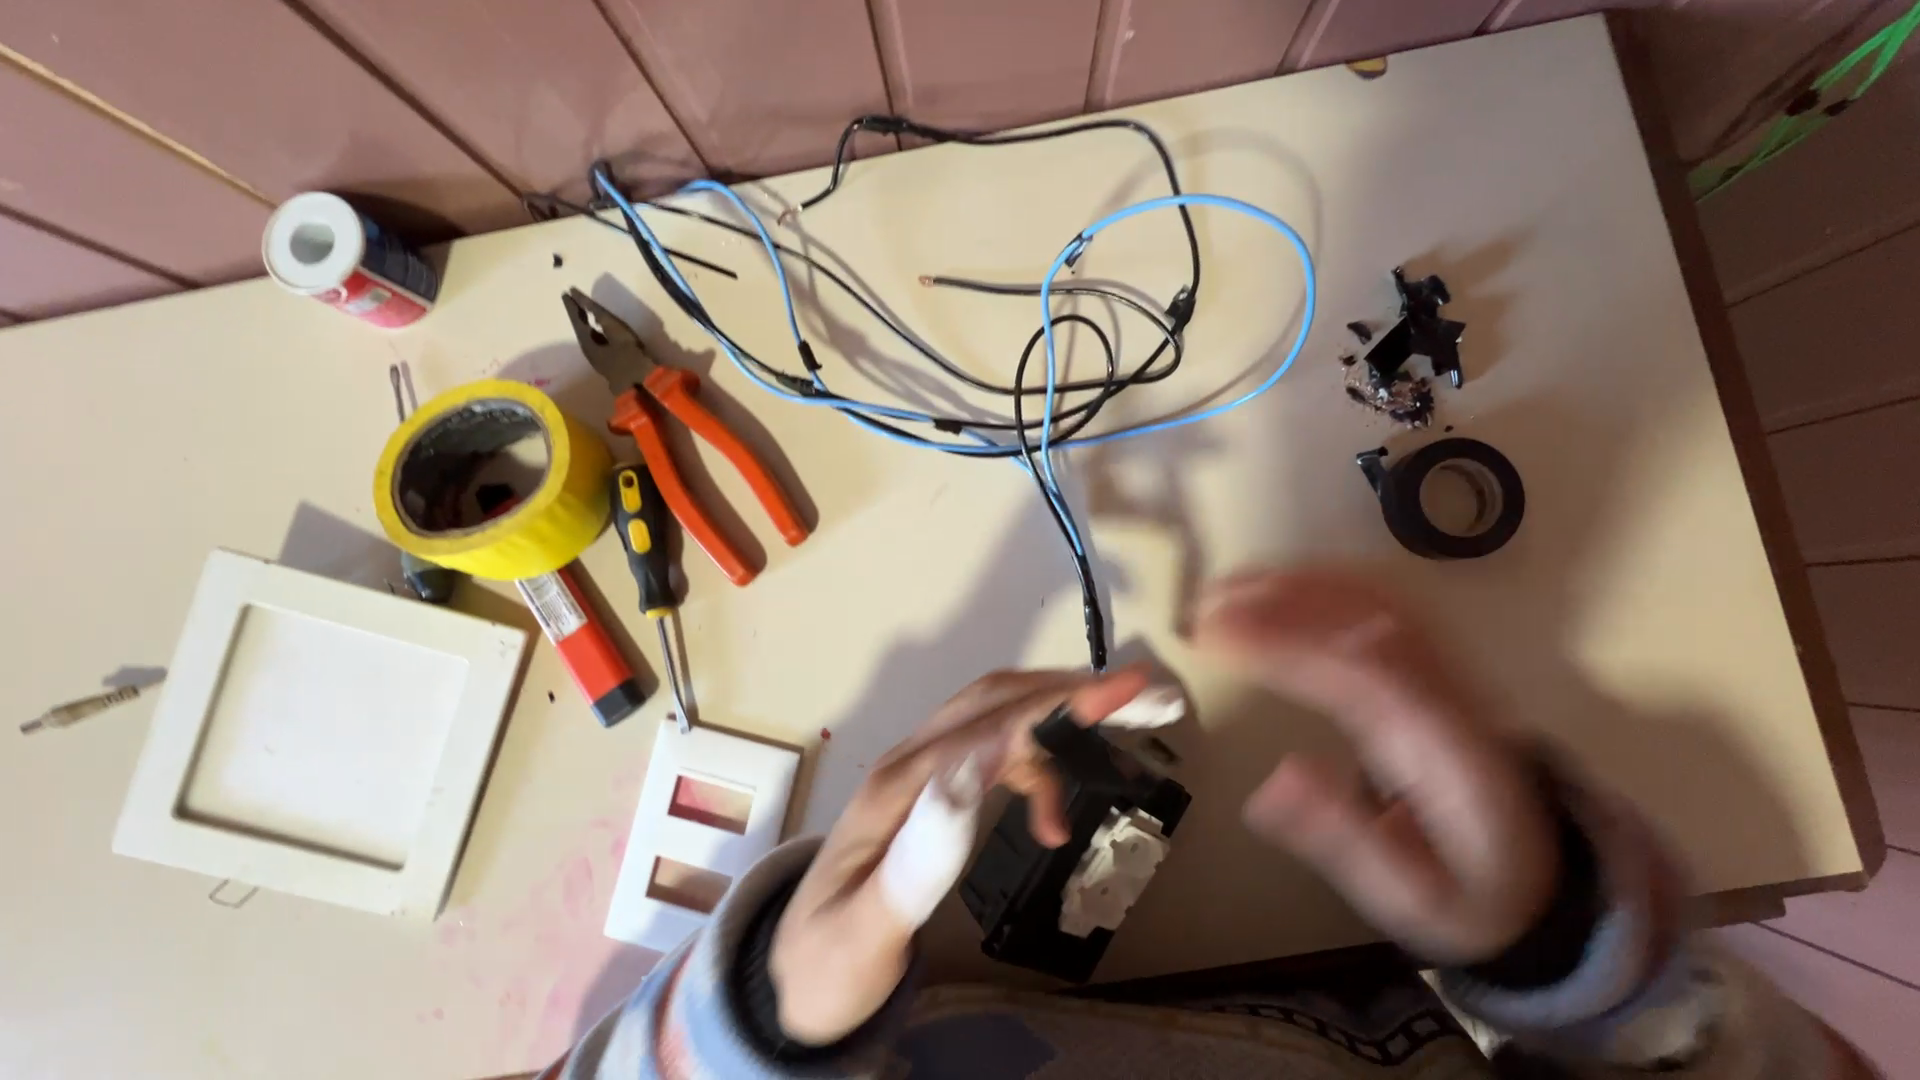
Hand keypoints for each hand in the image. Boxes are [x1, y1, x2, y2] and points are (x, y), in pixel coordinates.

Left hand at [769, 667, 1149, 1044]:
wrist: (796, 969)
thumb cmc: (830, 960)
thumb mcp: (866, 930)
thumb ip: (916, 862)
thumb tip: (969, 777)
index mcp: (898, 787)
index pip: (990, 726)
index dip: (1058, 704)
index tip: (1125, 691)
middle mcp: (910, 762)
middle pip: (998, 700)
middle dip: (1074, 691)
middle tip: (1148, 696)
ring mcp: (921, 771)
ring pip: (1000, 718)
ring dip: (1061, 720)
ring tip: (1124, 742)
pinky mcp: (932, 787)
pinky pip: (995, 754)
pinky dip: (1037, 768)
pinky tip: (1054, 819)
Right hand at [1194, 568, 1558, 964]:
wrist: (1535, 875)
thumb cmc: (1463, 887)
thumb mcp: (1410, 895)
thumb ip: (1343, 840)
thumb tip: (1273, 780)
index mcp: (1443, 751)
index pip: (1364, 675)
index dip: (1288, 644)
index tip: (1219, 637)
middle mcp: (1450, 697)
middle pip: (1371, 620)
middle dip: (1282, 601)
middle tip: (1207, 605)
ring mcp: (1448, 674)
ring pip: (1379, 602)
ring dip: (1299, 583)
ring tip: (1228, 586)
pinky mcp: (1436, 667)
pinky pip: (1386, 606)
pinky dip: (1328, 583)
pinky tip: (1280, 583)